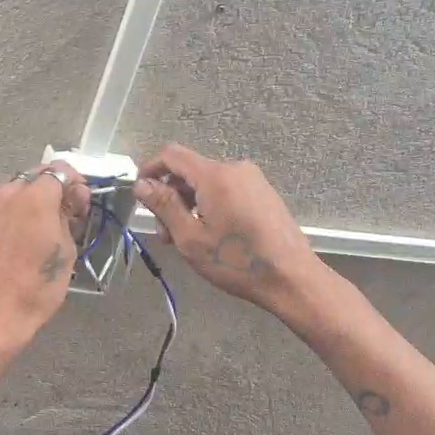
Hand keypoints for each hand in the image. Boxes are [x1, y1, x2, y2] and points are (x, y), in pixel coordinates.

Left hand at [0, 163, 90, 353]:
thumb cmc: (37, 286)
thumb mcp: (66, 251)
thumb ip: (66, 217)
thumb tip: (68, 201)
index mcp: (35, 199)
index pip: (58, 170)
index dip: (73, 181)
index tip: (79, 200)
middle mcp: (5, 197)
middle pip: (31, 180)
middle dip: (48, 192)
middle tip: (61, 216)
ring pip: (8, 197)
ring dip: (24, 206)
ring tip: (34, 232)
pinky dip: (4, 222)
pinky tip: (9, 246)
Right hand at [133, 144, 329, 313]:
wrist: (294, 280)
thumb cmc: (237, 262)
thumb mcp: (190, 238)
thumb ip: (163, 206)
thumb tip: (141, 184)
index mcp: (215, 176)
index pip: (171, 154)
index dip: (150, 169)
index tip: (140, 194)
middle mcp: (235, 169)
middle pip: (189, 170)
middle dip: (170, 196)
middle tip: (164, 232)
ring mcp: (253, 181)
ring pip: (206, 182)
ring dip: (188, 204)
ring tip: (185, 239)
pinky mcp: (264, 194)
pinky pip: (225, 190)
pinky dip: (209, 205)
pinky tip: (210, 234)